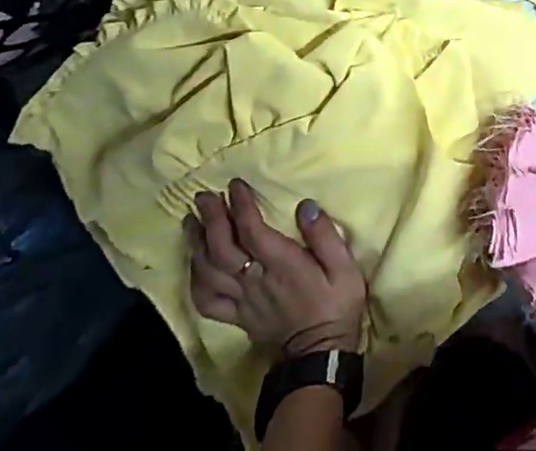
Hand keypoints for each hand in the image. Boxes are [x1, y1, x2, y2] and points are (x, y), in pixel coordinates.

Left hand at [186, 178, 367, 358]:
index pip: (252, 231)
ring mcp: (242, 301)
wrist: (321, 351)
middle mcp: (255, 281)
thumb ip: (325, 236)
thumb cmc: (337, 303)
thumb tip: (306, 206)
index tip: (235, 185)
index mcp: (282, 265)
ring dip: (196, 245)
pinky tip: (193, 265)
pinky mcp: (236, 316)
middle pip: (222, 248)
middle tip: (202, 197)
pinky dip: (194, 280)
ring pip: (208, 272)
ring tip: (191, 222)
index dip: (240, 206)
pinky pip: (206, 300)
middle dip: (211, 219)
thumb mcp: (344, 267)